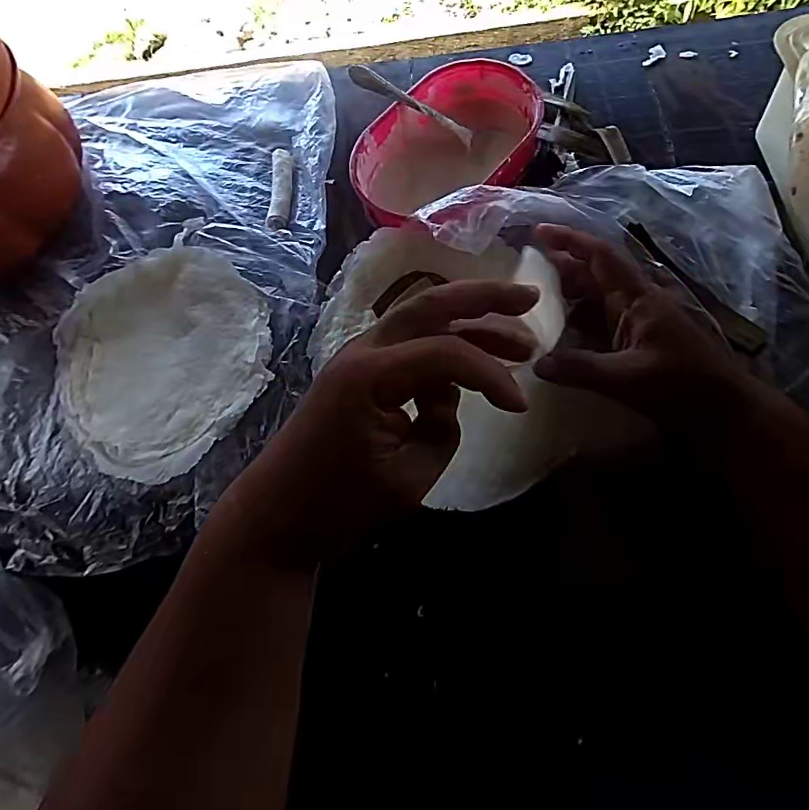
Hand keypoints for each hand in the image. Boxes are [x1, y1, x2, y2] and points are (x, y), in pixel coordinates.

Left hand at [214, 280, 537, 569]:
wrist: (278, 512)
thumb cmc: (337, 502)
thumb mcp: (407, 477)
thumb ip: (442, 429)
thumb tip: (446, 398)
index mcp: (370, 372)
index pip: (444, 352)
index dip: (490, 374)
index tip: (520, 407)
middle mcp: (362, 350)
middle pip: (428, 304)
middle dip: (482, 297)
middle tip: (531, 297)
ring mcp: (356, 357)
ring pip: (418, 320)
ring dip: (466, 321)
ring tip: (517, 339)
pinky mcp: (358, 373)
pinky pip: (406, 346)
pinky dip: (441, 347)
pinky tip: (469, 366)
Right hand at [530, 224, 774, 438]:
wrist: (728, 415)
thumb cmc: (685, 388)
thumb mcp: (629, 379)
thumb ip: (580, 369)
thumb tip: (536, 363)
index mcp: (639, 299)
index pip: (601, 257)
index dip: (570, 240)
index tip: (538, 232)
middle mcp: (636, 304)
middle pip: (593, 275)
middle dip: (560, 265)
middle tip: (523, 267)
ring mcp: (636, 325)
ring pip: (593, 299)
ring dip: (564, 295)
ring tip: (529, 299)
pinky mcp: (635, 345)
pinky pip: (597, 324)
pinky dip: (574, 322)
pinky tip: (553, 334)